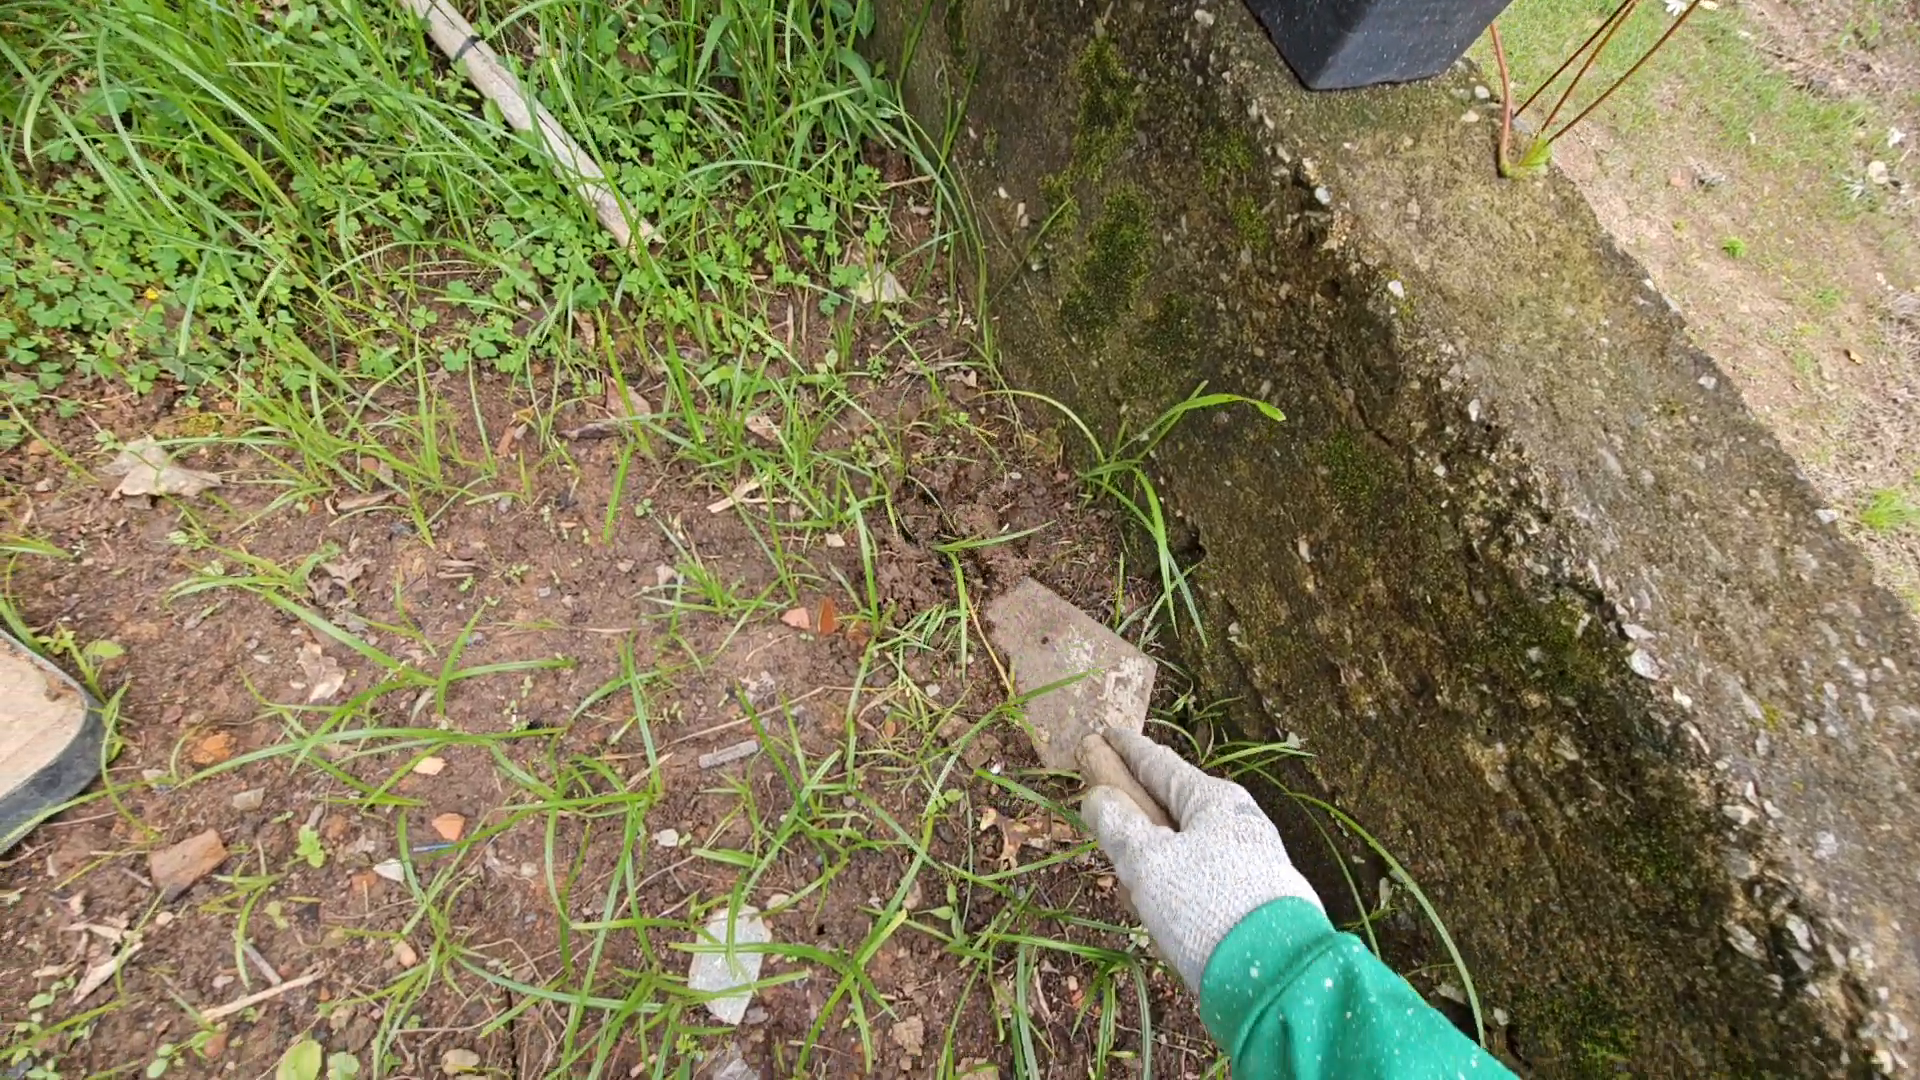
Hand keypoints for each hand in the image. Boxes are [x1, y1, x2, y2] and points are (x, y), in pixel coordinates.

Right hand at [1081, 729, 1323, 989]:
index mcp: (1212, 799)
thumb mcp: (1148, 860)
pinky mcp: (1249, 901)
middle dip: (1136, 809)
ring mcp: (1245, 861)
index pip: (1159, 761)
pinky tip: (1155, 916)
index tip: (1106, 732)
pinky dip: (1170, 889)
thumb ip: (1116, 824)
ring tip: (1128, 887)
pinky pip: (1196, 880)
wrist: (1278, 981)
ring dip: (1149, 861)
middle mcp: (1233, 822)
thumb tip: (1098, 798)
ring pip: (1180, 846)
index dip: (1127, 747)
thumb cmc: (1207, 904)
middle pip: (1170, 804)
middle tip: (1104, 807)